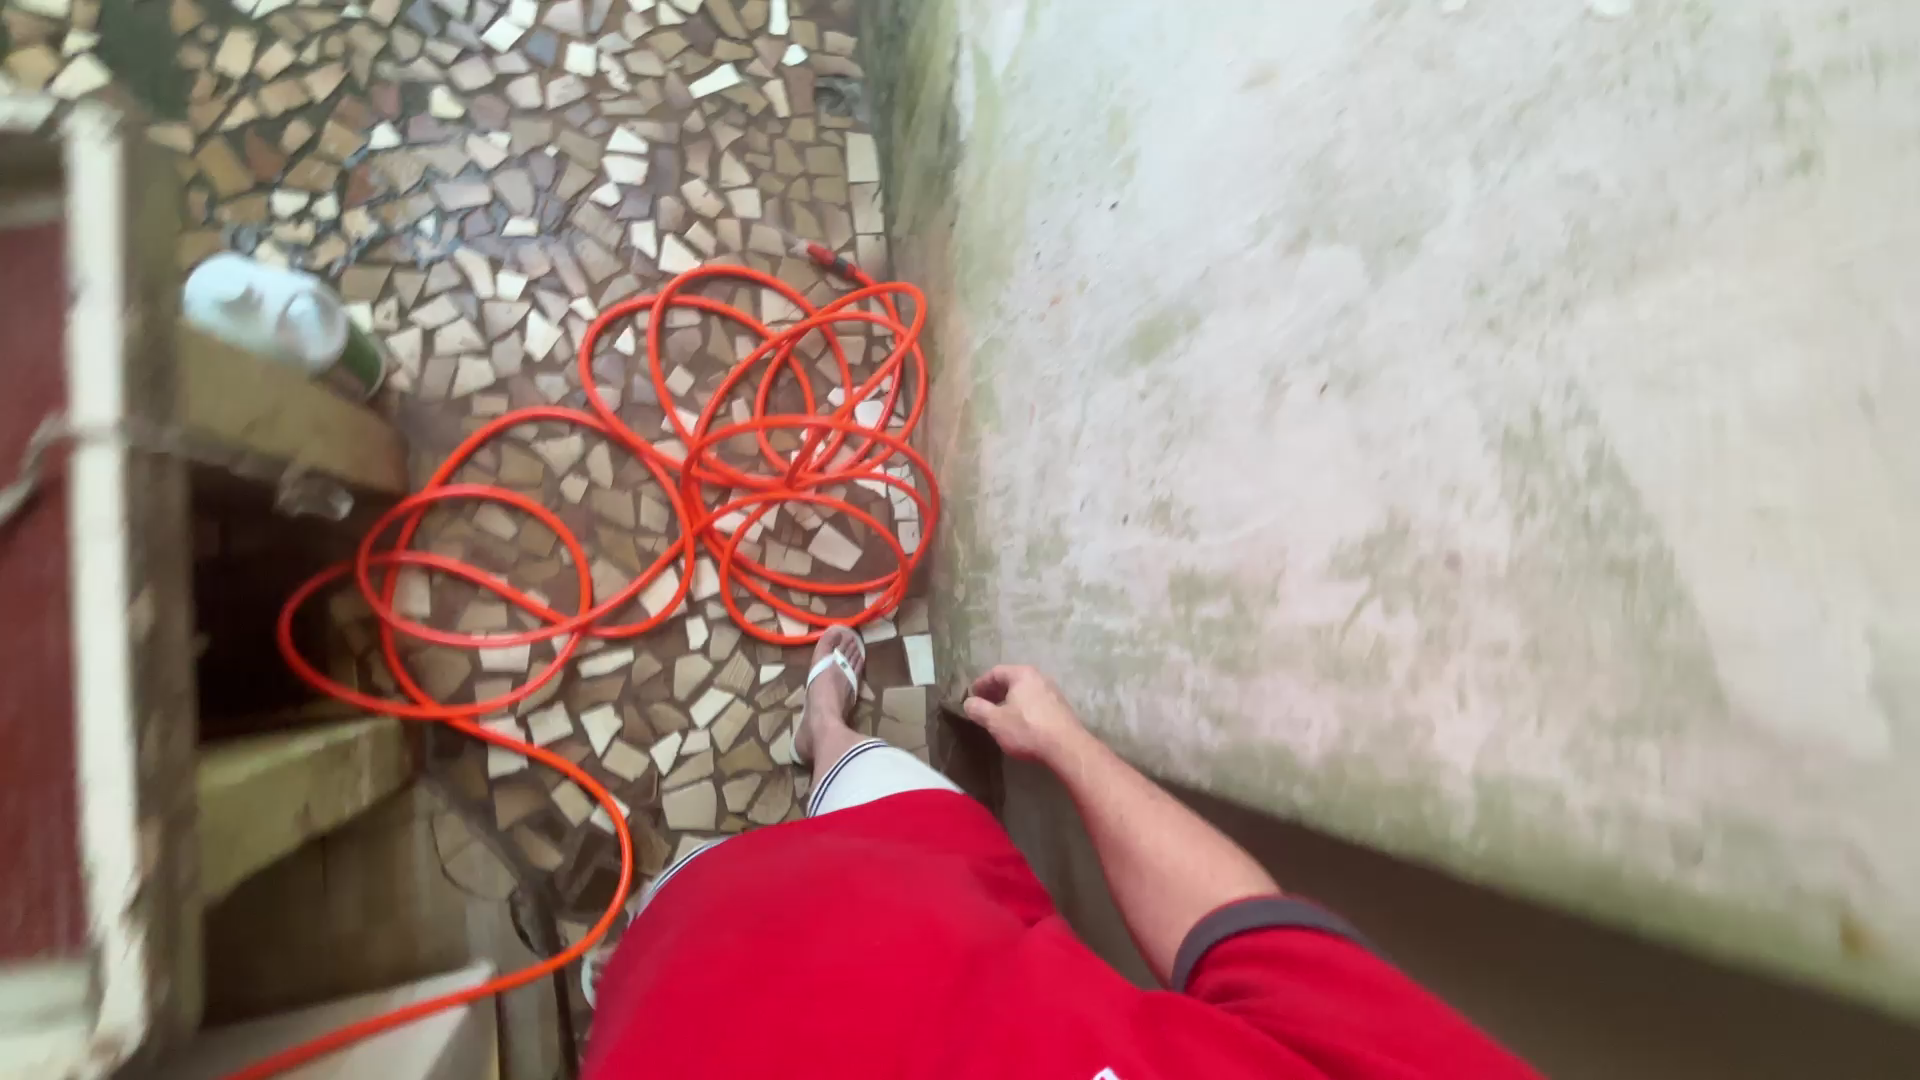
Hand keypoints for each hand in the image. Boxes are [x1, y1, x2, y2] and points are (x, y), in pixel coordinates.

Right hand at [962, 665, 1085, 761]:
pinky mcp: (1060, 708)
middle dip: (995, 692)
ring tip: (999, 715)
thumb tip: (968, 702)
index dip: (981, 683)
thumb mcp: (996, 721)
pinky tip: (1019, 723)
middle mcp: (1039, 677)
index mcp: (1022, 674)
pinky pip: (1035, 702)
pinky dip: (1023, 708)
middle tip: (983, 704)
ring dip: (1009, 701)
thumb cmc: (1027, 729)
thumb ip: (979, 709)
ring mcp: (1052, 692)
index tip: (972, 695)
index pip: (996, 672)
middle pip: (1012, 680)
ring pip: (1025, 692)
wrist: (1066, 747)